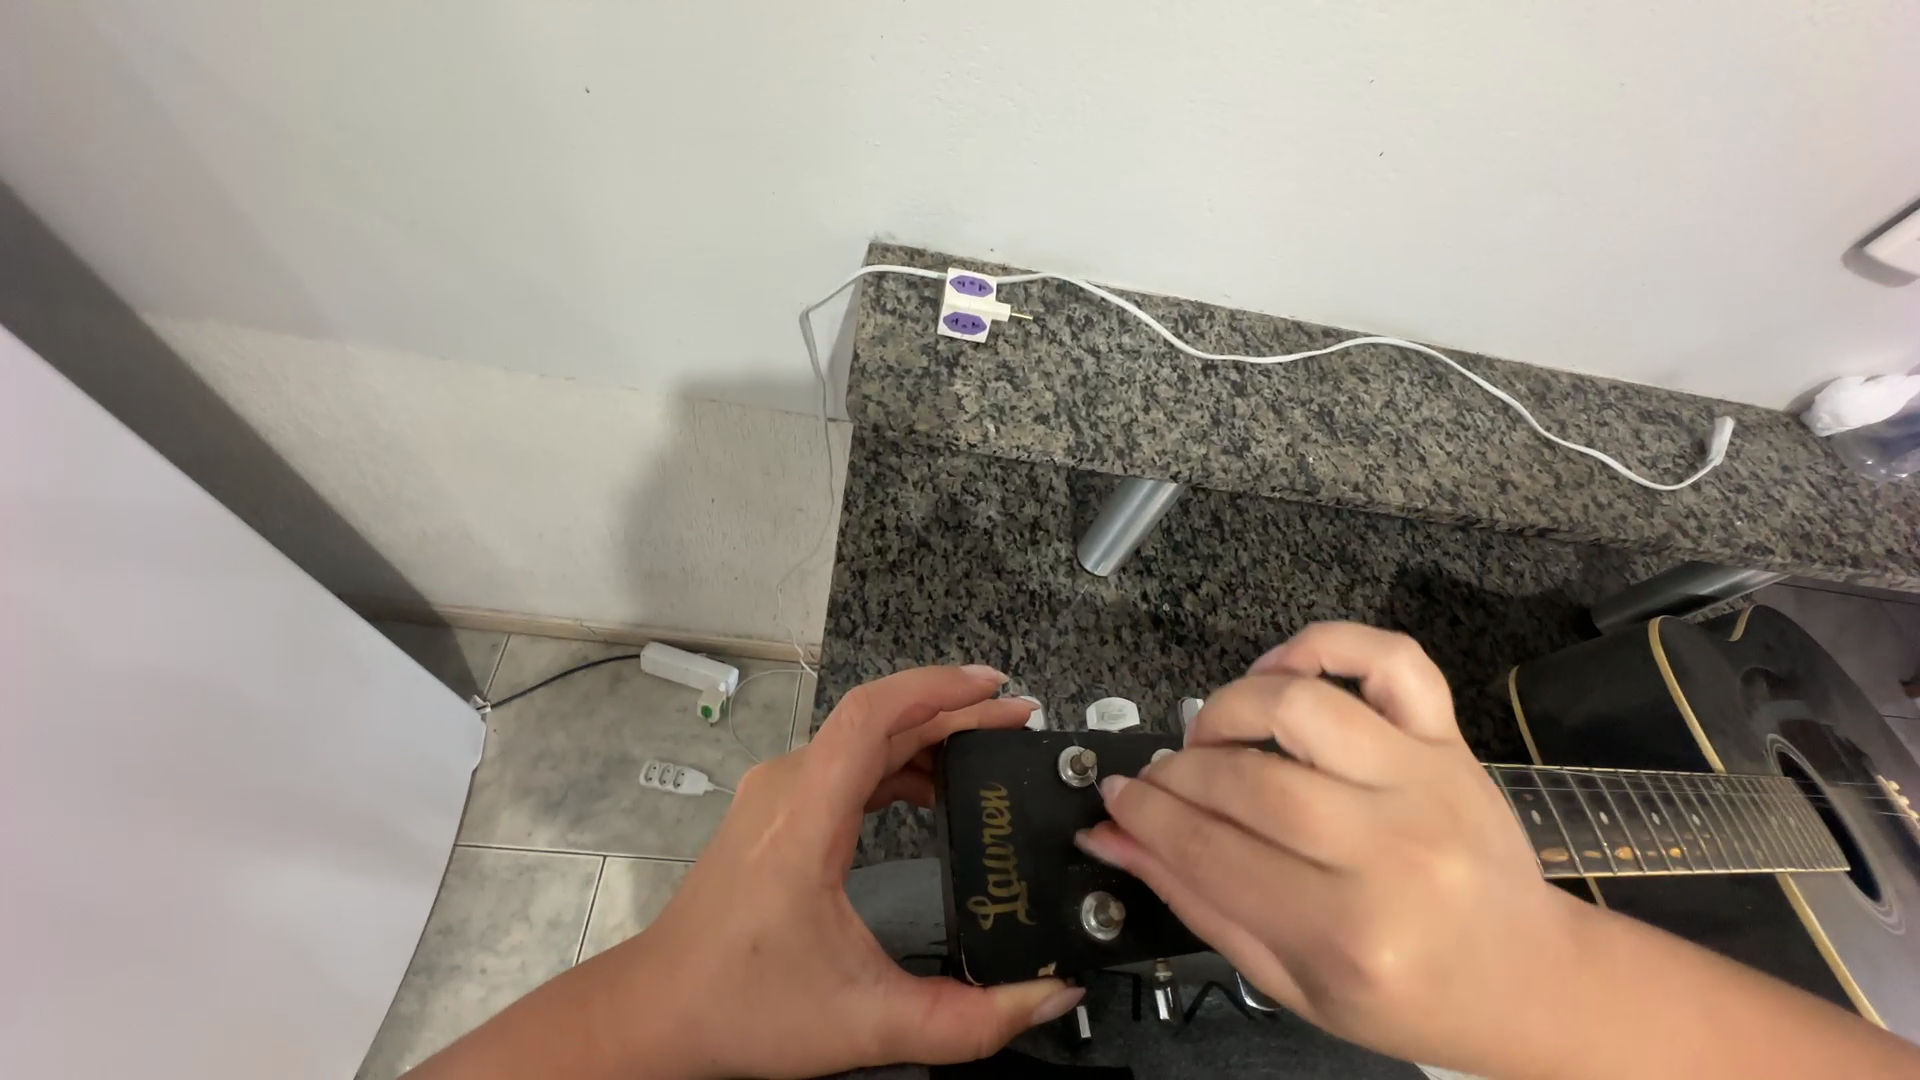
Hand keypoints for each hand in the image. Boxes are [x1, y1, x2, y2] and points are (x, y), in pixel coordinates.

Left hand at [597, 665, 1082, 1078]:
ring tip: (989, 747)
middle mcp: (789, 783)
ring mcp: (779, 789)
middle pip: (879, 719)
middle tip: (1019, 719)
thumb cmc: (748, 1007)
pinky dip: (897, 759)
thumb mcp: (868, 1023)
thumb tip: (1053, 993)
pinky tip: (933, 785)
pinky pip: (847, 760)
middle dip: (954, 710)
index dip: (935, 687)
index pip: (870, 714)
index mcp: (806, 815)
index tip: (994, 686)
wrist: (658, 1009)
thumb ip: (970, 1020)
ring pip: (863, 736)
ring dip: (928, 732)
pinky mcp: (778, 804)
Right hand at [1075, 623, 1580, 1073]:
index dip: (1143, 815)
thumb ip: (1191, 897)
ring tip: (1212, 735)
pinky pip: (1387, 658)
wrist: (1528, 982)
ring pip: (1300, 706)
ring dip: (1229, 708)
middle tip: (1159, 780)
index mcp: (1348, 933)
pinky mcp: (1448, 740)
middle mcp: (1390, 850)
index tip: (1114, 796)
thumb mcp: (1286, 979)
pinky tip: (1282, 667)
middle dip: (1175, 775)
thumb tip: (1109, 834)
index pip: (1208, 850)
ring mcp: (1426, 782)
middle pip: (1245, 780)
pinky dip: (1324, 642)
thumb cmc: (1404, 995)